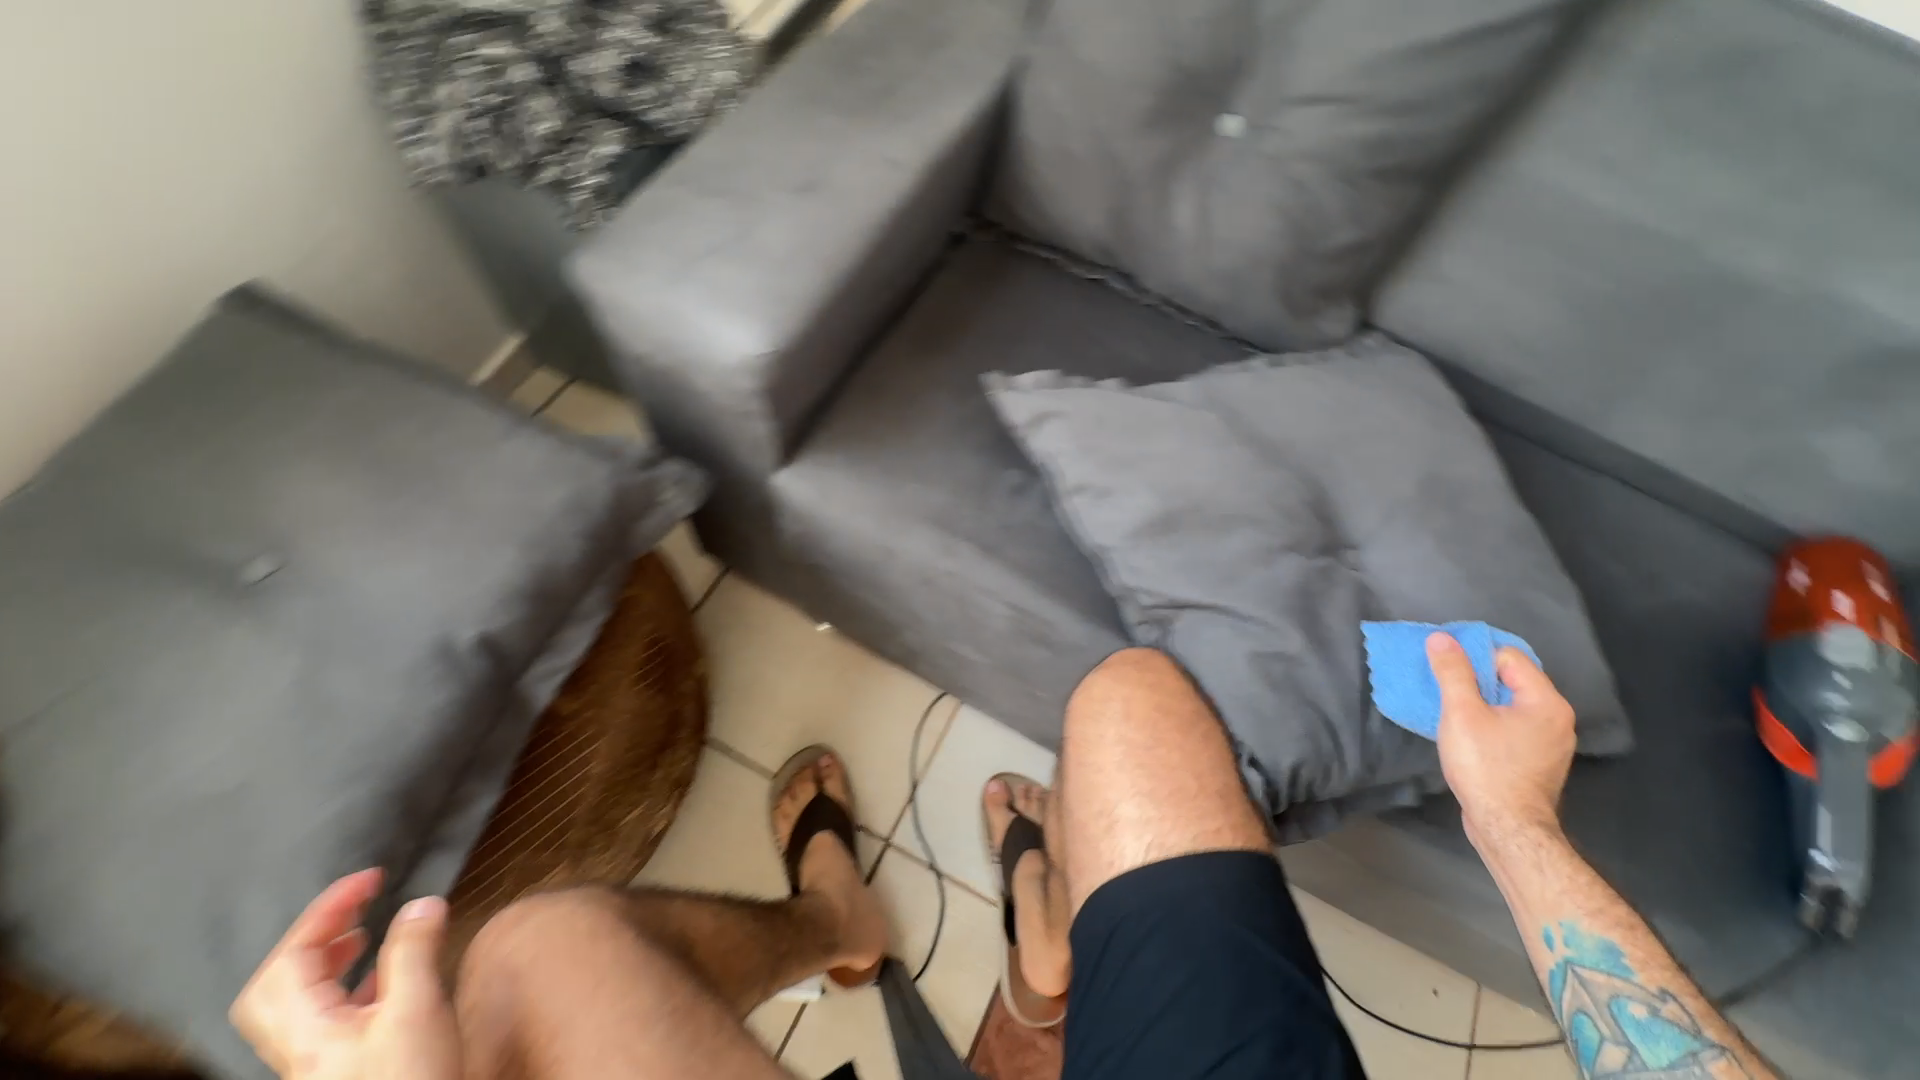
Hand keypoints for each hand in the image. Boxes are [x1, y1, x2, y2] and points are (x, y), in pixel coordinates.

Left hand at [231, 870, 461, 1079]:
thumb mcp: (419, 1010)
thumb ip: (415, 952)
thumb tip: (420, 902)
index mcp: (306, 1030)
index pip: (293, 956)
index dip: (327, 908)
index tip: (369, 878)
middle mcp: (300, 1046)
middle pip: (276, 985)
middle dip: (310, 939)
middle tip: (355, 908)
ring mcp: (318, 1060)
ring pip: (299, 1003)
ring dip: (326, 961)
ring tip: (363, 936)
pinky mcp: (343, 1067)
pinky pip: (328, 1017)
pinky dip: (348, 986)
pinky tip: (381, 981)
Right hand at [1427, 633, 1576, 848]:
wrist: (1506, 827)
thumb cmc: (1485, 766)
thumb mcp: (1461, 713)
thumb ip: (1453, 672)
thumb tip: (1442, 638)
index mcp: (1546, 701)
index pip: (1508, 657)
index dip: (1474, 658)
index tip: (1446, 670)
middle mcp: (1557, 718)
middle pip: (1511, 681)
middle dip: (1476, 680)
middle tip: (1444, 690)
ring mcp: (1551, 744)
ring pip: (1510, 706)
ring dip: (1481, 704)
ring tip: (1452, 713)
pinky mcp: (1538, 763)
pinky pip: (1512, 728)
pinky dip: (1490, 725)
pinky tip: (1468, 737)